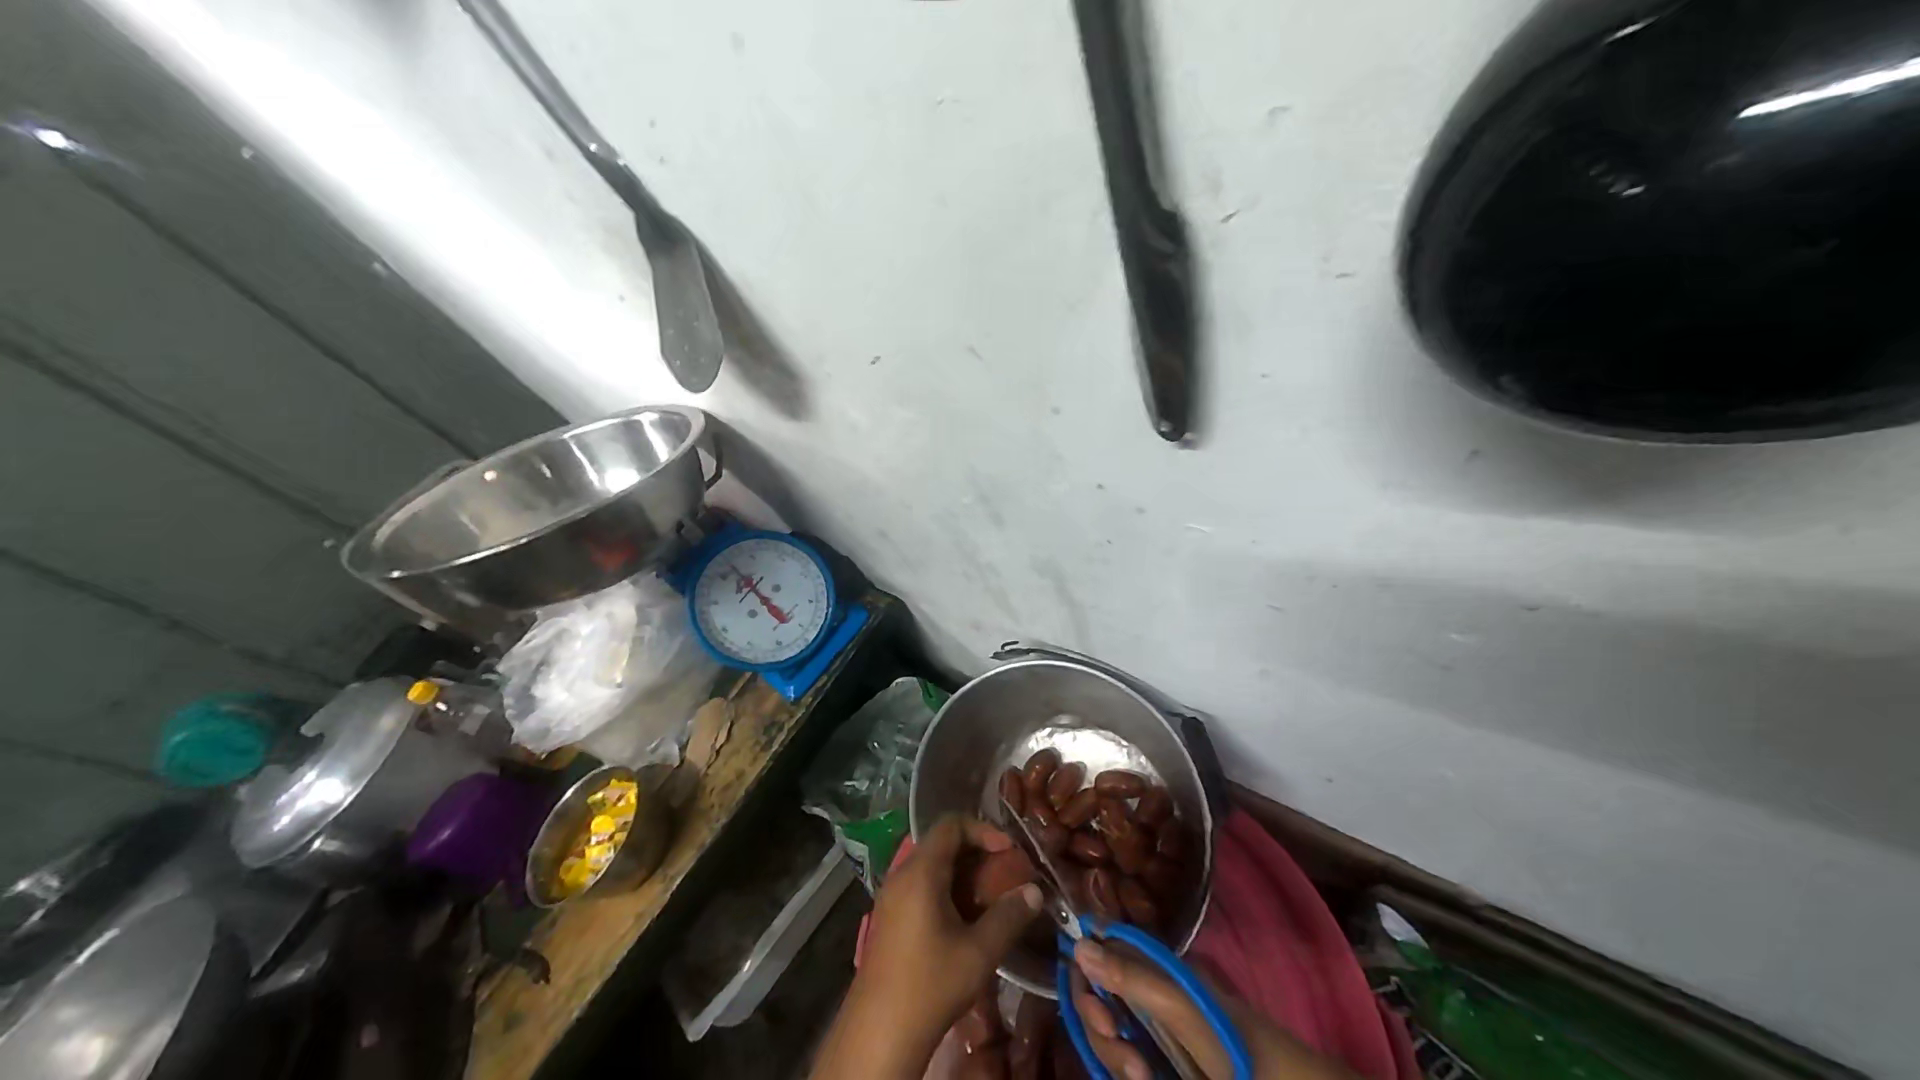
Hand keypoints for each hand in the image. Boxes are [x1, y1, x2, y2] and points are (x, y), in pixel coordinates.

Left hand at [809, 816, 1042, 1078]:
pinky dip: (946, 889)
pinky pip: (920, 885)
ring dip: (963, 873)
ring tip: (990, 897)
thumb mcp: (979, 951)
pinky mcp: (889, 917)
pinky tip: (965, 919)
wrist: (880, 1030)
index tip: (1008, 852)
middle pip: (941, 843)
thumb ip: (1009, 916)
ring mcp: (891, 896)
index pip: (951, 824)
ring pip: (931, 865)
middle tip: (1005, 874)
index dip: (983, 830)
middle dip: (977, 852)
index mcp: (921, 871)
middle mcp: (901, 874)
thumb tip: (1035, 892)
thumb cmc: (931, 983)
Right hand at [1070, 940, 1359, 1079]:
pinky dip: (1123, 1070)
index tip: (1096, 1011)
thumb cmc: (1238, 1047)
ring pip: (1106, 1036)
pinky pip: (1121, 1061)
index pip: (1098, 955)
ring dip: (1113, 1057)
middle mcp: (1147, 993)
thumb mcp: (1184, 1012)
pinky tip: (1145, 1079)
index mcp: (1154, 968)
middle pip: (1096, 999)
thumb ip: (1133, 978)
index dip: (1084, 977)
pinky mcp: (1155, 1062)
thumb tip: (1079, 944)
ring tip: (1144, 1077)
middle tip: (1130, 1061)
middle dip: (1100, 1029)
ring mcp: (1153, 1032)